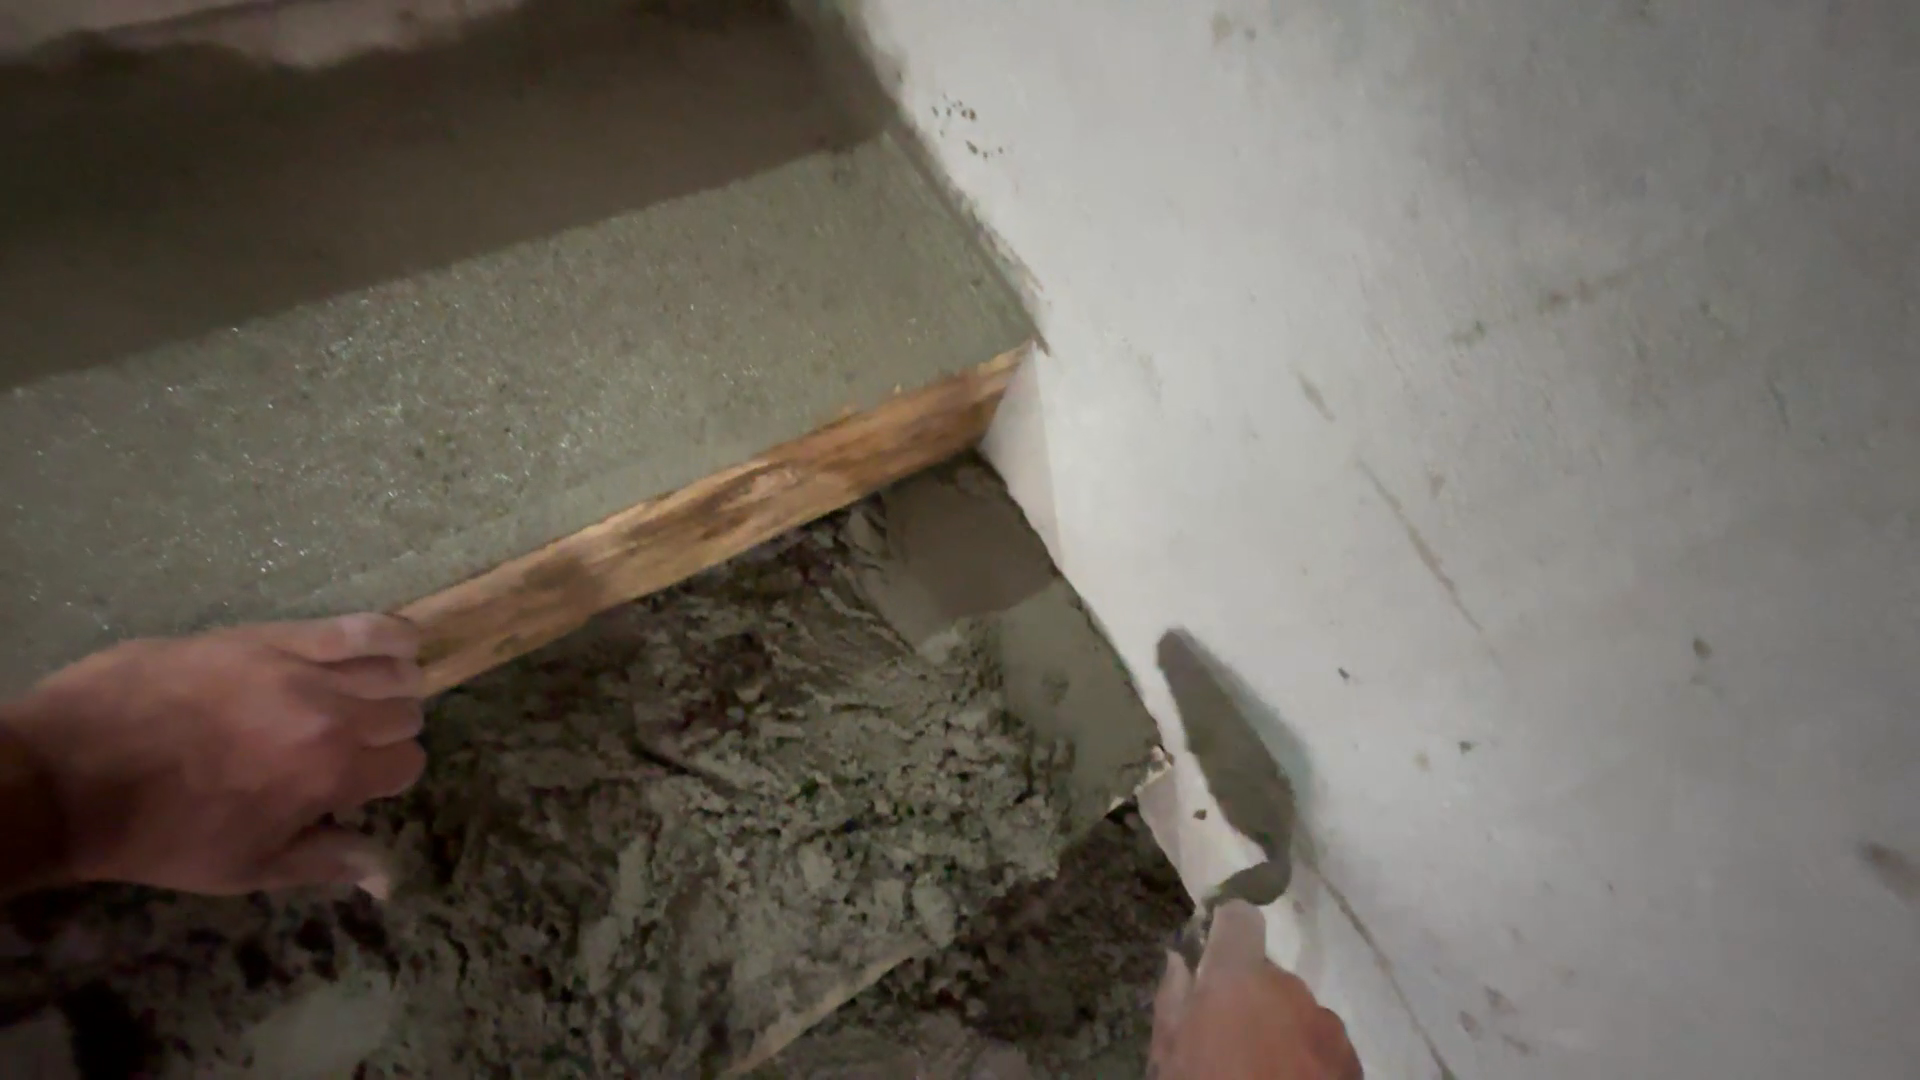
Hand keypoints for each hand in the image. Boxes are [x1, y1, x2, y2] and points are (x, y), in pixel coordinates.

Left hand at [0, 614, 425, 895]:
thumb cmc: (155, 834)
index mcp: (332, 775)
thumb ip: (327, 863)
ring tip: (361, 695)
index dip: (385, 776)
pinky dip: (392, 636)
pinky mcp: (279, 638)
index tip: (355, 780)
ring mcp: (308, 672)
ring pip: (399, 671)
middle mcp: (335, 719)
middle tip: (347, 740)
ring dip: (391, 688)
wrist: (59, 778)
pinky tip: (392, 647)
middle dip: (384, 733)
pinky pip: (365, 627)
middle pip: (408, 715)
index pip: (409, 764)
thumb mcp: (243, 868)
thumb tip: (390, 880)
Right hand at [1150, 900, 1362, 1078]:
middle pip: (1268, 974)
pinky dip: (1309, 1062)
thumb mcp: (1169, 1056)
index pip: (1240, 919)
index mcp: (1238, 979)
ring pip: (1298, 1013)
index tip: (1214, 955)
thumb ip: (1173, 999)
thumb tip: (1180, 961)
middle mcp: (1288, 991)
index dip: (1228, 929)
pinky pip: (1324, 1048)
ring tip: (1265, 1076)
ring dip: (1283, 1031)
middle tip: (1230, 1042)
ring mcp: (1328, 1031)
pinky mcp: (1355, 1069)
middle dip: (1251, 997)